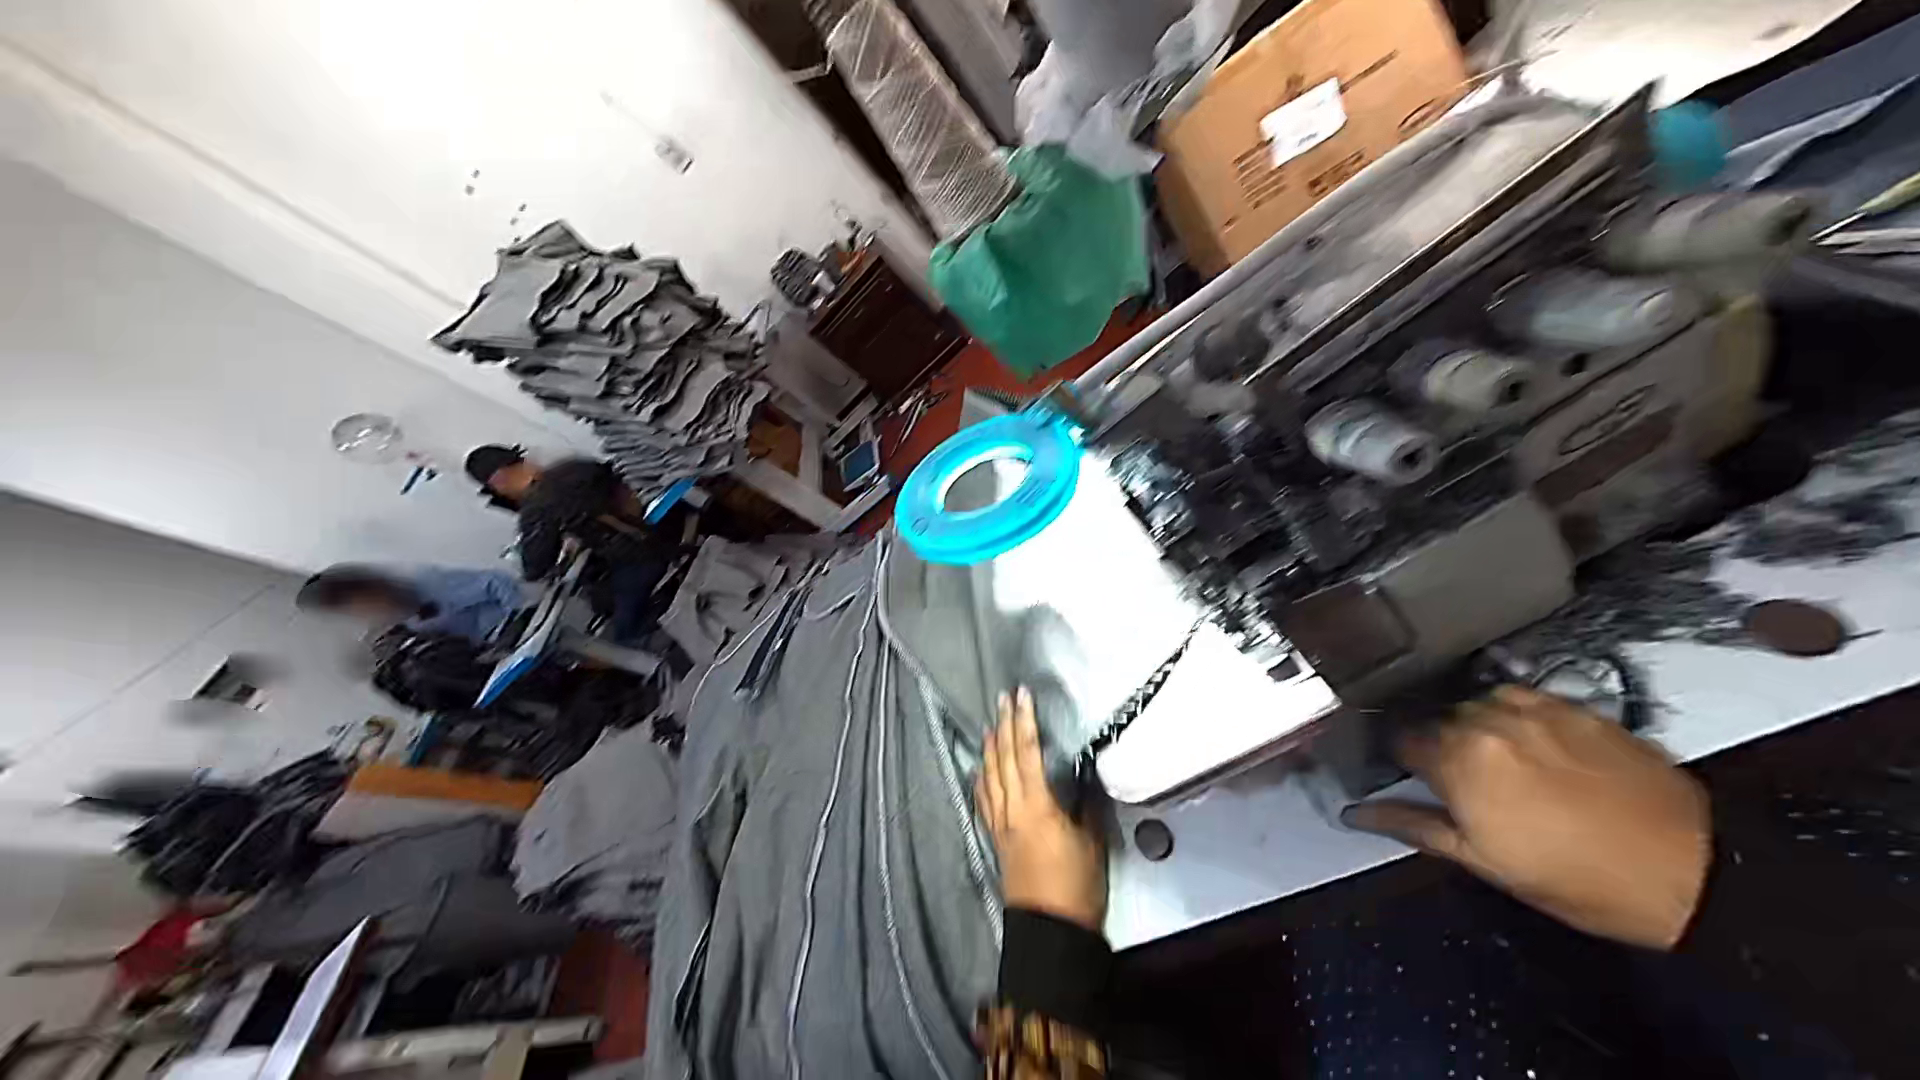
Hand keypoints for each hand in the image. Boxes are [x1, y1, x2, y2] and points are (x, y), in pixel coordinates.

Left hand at [975, 687, 1106, 931]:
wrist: (1050, 932)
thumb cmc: (1078, 887)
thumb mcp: (1091, 842)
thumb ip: (1082, 806)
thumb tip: (1078, 780)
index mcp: (1037, 805)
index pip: (1027, 752)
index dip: (1024, 721)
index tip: (1021, 695)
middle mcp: (1012, 809)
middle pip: (1003, 758)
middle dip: (1003, 724)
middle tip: (1003, 698)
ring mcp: (1000, 824)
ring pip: (990, 775)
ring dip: (989, 747)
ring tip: (990, 724)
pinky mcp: (996, 839)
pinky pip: (984, 799)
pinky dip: (981, 778)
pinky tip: (979, 769)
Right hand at [1343, 685, 1710, 949]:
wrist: (1696, 874)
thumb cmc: (1576, 877)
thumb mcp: (1482, 861)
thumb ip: (1410, 824)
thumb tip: (1352, 813)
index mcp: (1456, 759)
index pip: (1399, 740)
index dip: (1401, 760)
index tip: (1411, 776)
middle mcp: (1486, 721)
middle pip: (1436, 720)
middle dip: (1440, 745)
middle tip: (1462, 780)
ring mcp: (1533, 709)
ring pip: (1476, 705)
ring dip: (1476, 726)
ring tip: (1501, 760)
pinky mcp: (1574, 706)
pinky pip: (1521, 697)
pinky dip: (1515, 715)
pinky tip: (1533, 743)